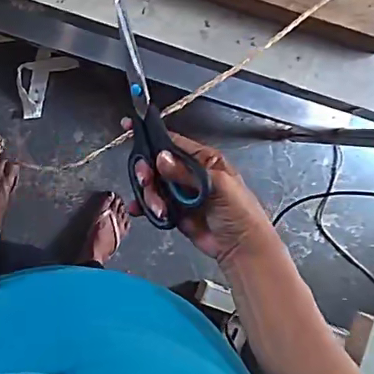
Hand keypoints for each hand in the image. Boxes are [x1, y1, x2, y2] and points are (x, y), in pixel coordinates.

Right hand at [125, 121, 283, 266]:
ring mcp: (181, 193)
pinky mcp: (175, 211)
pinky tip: (140, 209)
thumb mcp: (217, 185)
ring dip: (150, 195)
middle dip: (147, 171)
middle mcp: (189, 173)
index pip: (173, 142)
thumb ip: (186, 172)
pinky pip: (154, 204)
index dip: (152, 135)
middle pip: (157, 164)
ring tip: (160, 207)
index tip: (132, 127)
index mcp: (203, 159)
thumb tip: (161, 158)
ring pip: (153, 185)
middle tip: (146, 180)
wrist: (241, 247)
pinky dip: (145, 206)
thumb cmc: (240, 212)